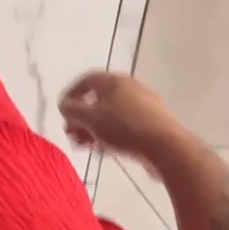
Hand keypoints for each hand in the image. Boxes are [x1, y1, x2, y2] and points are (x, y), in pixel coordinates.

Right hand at [59, 71, 188, 161]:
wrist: (166, 148)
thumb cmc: (123, 128)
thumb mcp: (89, 118)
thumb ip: (71, 110)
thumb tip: (64, 105)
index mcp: (114, 81)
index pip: (86, 80)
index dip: (71, 94)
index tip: (62, 111)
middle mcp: (130, 88)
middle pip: (98, 99)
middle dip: (81, 117)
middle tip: (71, 132)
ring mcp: (143, 106)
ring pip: (111, 115)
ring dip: (93, 128)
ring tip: (85, 145)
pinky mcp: (152, 124)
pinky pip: (124, 126)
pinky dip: (110, 134)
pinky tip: (104, 150)